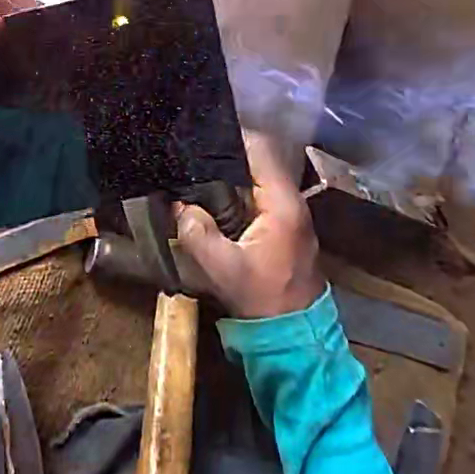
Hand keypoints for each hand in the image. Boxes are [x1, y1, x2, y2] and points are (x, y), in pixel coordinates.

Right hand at [173, 141, 323, 318]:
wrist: (293, 337)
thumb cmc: (263, 298)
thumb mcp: (224, 269)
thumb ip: (198, 234)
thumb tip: (181, 206)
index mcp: (282, 204)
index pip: (259, 149)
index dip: (228, 137)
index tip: (196, 136)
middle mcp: (288, 201)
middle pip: (252, 160)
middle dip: (218, 156)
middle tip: (185, 155)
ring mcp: (285, 213)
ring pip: (250, 177)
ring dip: (222, 175)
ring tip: (189, 172)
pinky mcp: (277, 225)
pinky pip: (250, 194)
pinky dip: (228, 191)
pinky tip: (204, 197)